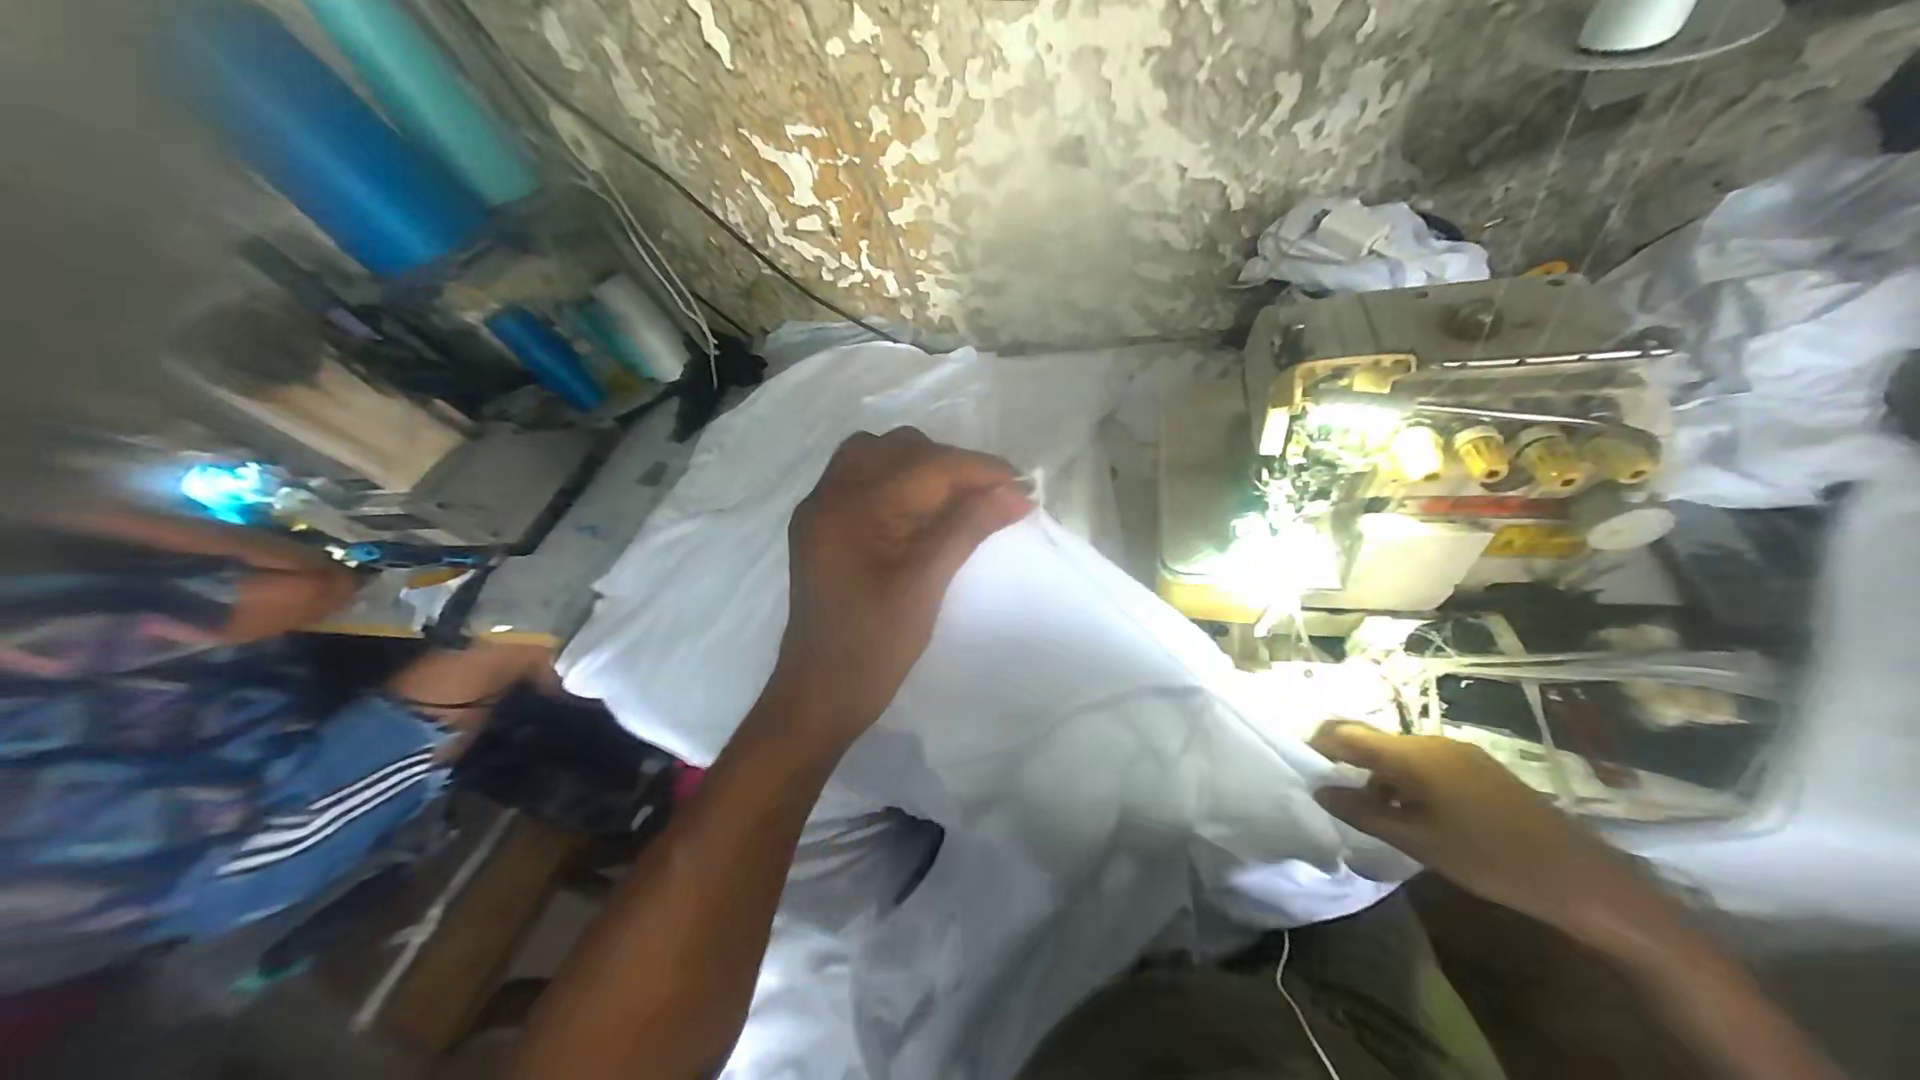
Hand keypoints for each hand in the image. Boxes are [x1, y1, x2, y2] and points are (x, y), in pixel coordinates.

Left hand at [770, 428, 1031, 748]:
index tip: (1021, 485)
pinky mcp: (822, 527)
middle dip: (952, 465)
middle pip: (900, 449)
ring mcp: (820, 510)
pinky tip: (922, 512)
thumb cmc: (873, 648)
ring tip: (958, 501)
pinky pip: (862, 479)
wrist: (819, 695)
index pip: (925, 465)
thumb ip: (968, 528)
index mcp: (851, 508)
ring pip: (878, 456)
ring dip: (923, 467)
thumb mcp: (926, 585)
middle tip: (993, 498)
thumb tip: (1016, 493)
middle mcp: (828, 496)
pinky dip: (898, 482)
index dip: (978, 469)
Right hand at [1311, 723, 1648, 940]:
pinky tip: (1414, 813)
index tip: (1300, 762)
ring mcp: (1460, 753)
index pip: (1348, 734)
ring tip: (1374, 813)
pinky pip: (1426, 763)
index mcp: (1413, 755)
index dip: (1319, 744)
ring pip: (1400, 754)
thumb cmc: (1488, 859)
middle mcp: (1433, 743)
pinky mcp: (1480, 768)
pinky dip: (1406, 781)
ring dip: (1379, 776)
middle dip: (1348, 762)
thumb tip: (1320, 790)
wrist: (1580, 879)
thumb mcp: (1416, 841)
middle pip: (1374, 741)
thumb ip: (1362, 812)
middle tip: (1334, 794)